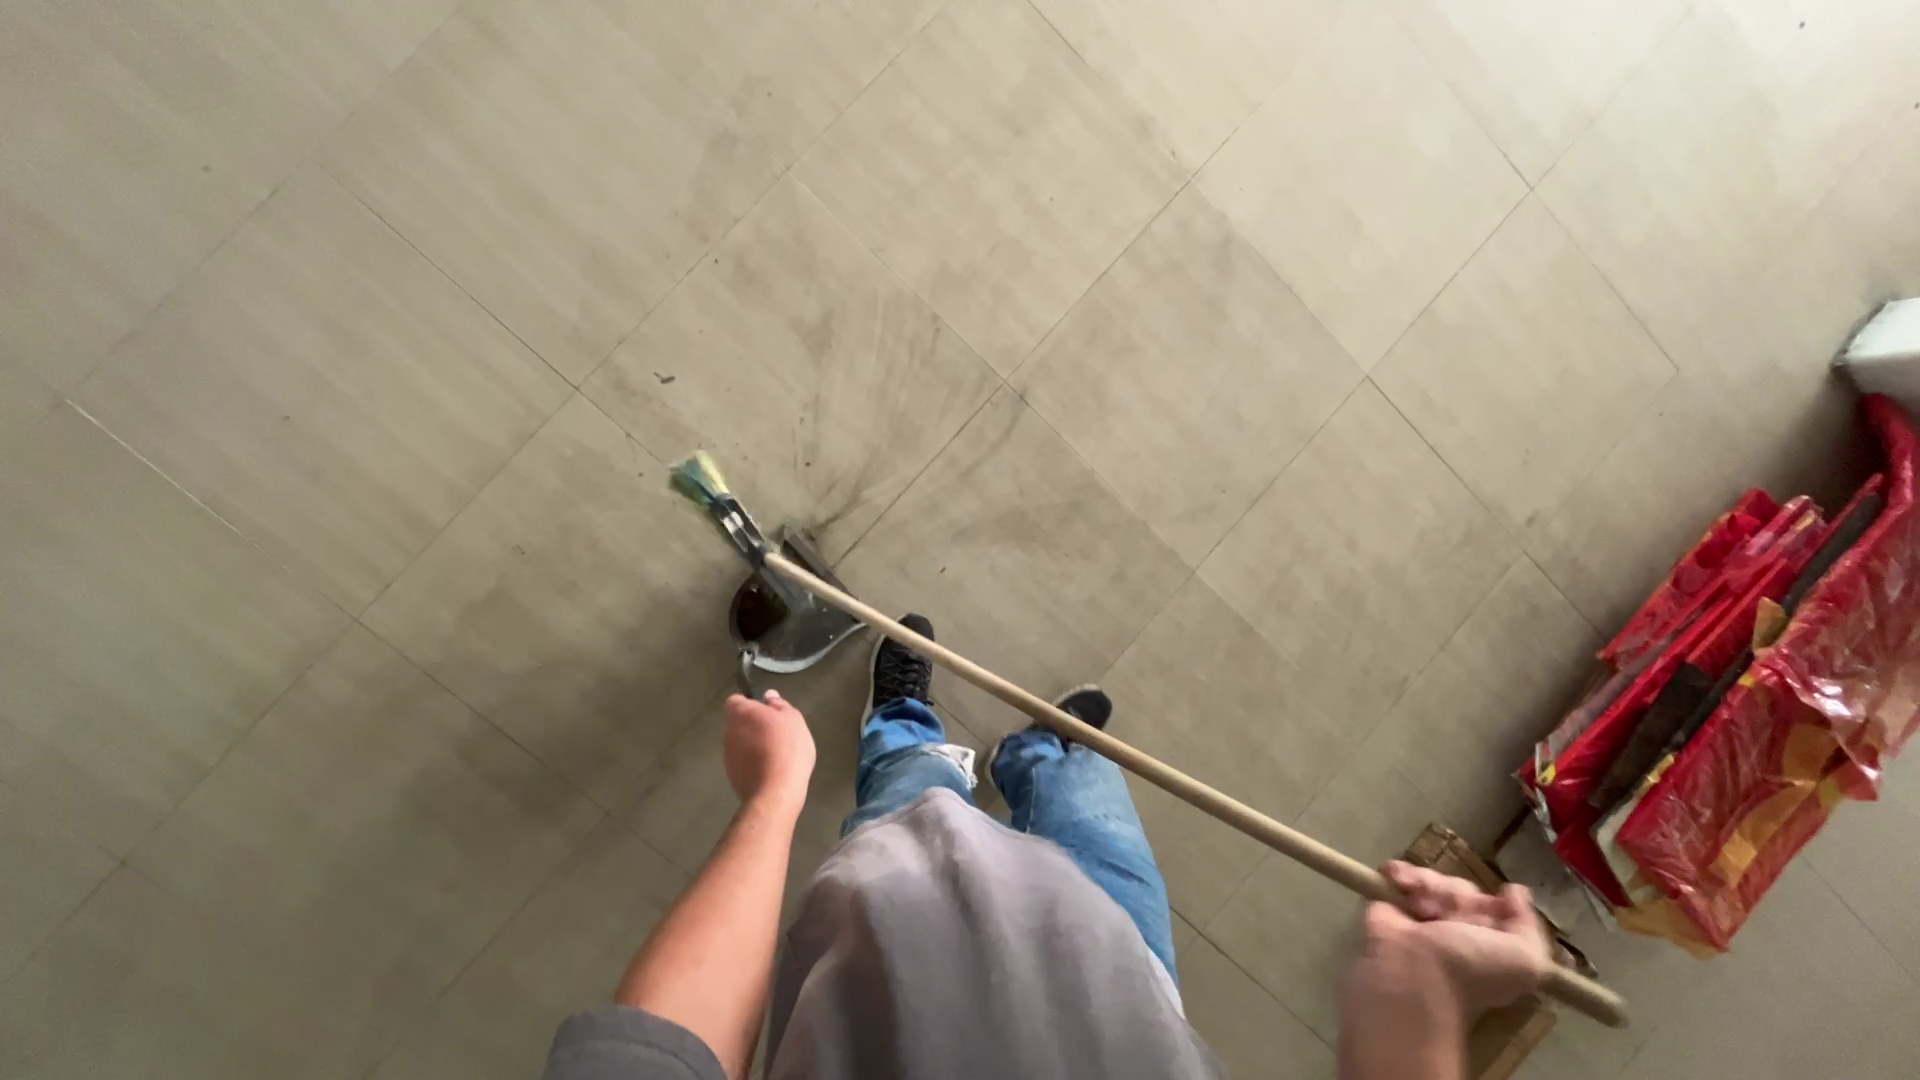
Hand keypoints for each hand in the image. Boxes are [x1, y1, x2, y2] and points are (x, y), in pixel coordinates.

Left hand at [722, 691, 815, 812]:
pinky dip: (754, 763)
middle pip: (738, 723)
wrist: (776, 791)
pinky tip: (771, 770)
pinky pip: (743, 763)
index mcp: (741, 714)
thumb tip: (769, 696)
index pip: (735, 701)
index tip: (767, 711)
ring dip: (753, 745)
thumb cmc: (787, 747)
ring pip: (741, 744)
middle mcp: (729, 733)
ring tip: (776, 754)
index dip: (750, 704)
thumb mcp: (793, 719)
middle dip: (754, 726)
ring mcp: (728, 756)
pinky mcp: (732, 776)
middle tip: (777, 733)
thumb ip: (780, 705)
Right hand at [1357, 861, 1551, 1012]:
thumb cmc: (1471, 967)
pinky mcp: (1390, 903)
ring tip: (1416, 897)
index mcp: (1488, 942)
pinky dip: (1399, 872)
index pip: (1495, 908)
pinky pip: (1399, 875)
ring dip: (1426, 882)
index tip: (1492, 902)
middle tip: (1449, 908)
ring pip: (1431, 880)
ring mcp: (1421, 915)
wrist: (1412, 970)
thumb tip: (1516, 890)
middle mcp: (1456, 929)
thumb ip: (1530, 927)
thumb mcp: (1525, 959)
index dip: (1494, 902)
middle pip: (1461, 890)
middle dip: (1455, 891)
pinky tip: (1399, 880)